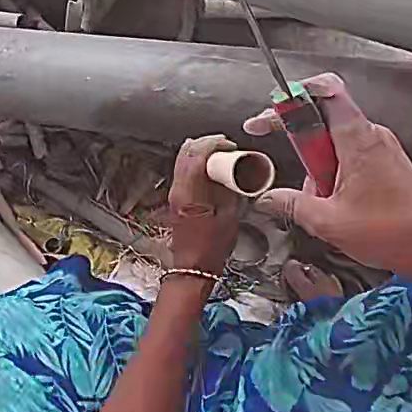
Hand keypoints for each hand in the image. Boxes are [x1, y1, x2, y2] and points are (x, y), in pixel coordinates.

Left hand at [166, 134, 241, 272]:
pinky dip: (196, 163)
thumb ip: (231, 190)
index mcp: (190, 192)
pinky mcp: (176, 199)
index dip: (213, 142)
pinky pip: (184, 171)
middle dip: (206, 143)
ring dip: (200, 152)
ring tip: (219, 154)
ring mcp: (174, 194)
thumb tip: (236, 173)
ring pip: (182, 159)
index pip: (196, 153)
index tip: (228, 144)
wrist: (193, 268)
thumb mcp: (230, 215)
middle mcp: (178, 190)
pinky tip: (210, 168)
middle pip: (186, 152)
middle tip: (225, 145)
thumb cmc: (211, 248)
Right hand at [244, 74, 411, 297]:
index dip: (289, 99)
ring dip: (321, 170)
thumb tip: (269, 197)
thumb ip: (292, 204)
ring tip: (327, 203)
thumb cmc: (394, 234)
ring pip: (335, 145)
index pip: (323, 93)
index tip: (268, 118)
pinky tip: (340, 205)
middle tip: (303, 179)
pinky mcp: (386, 164)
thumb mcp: (328, 222)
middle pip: (323, 122)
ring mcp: (381, 149)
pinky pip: (350, 158)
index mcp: (358, 139)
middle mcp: (372, 136)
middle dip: (303, 150)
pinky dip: (336, 177)